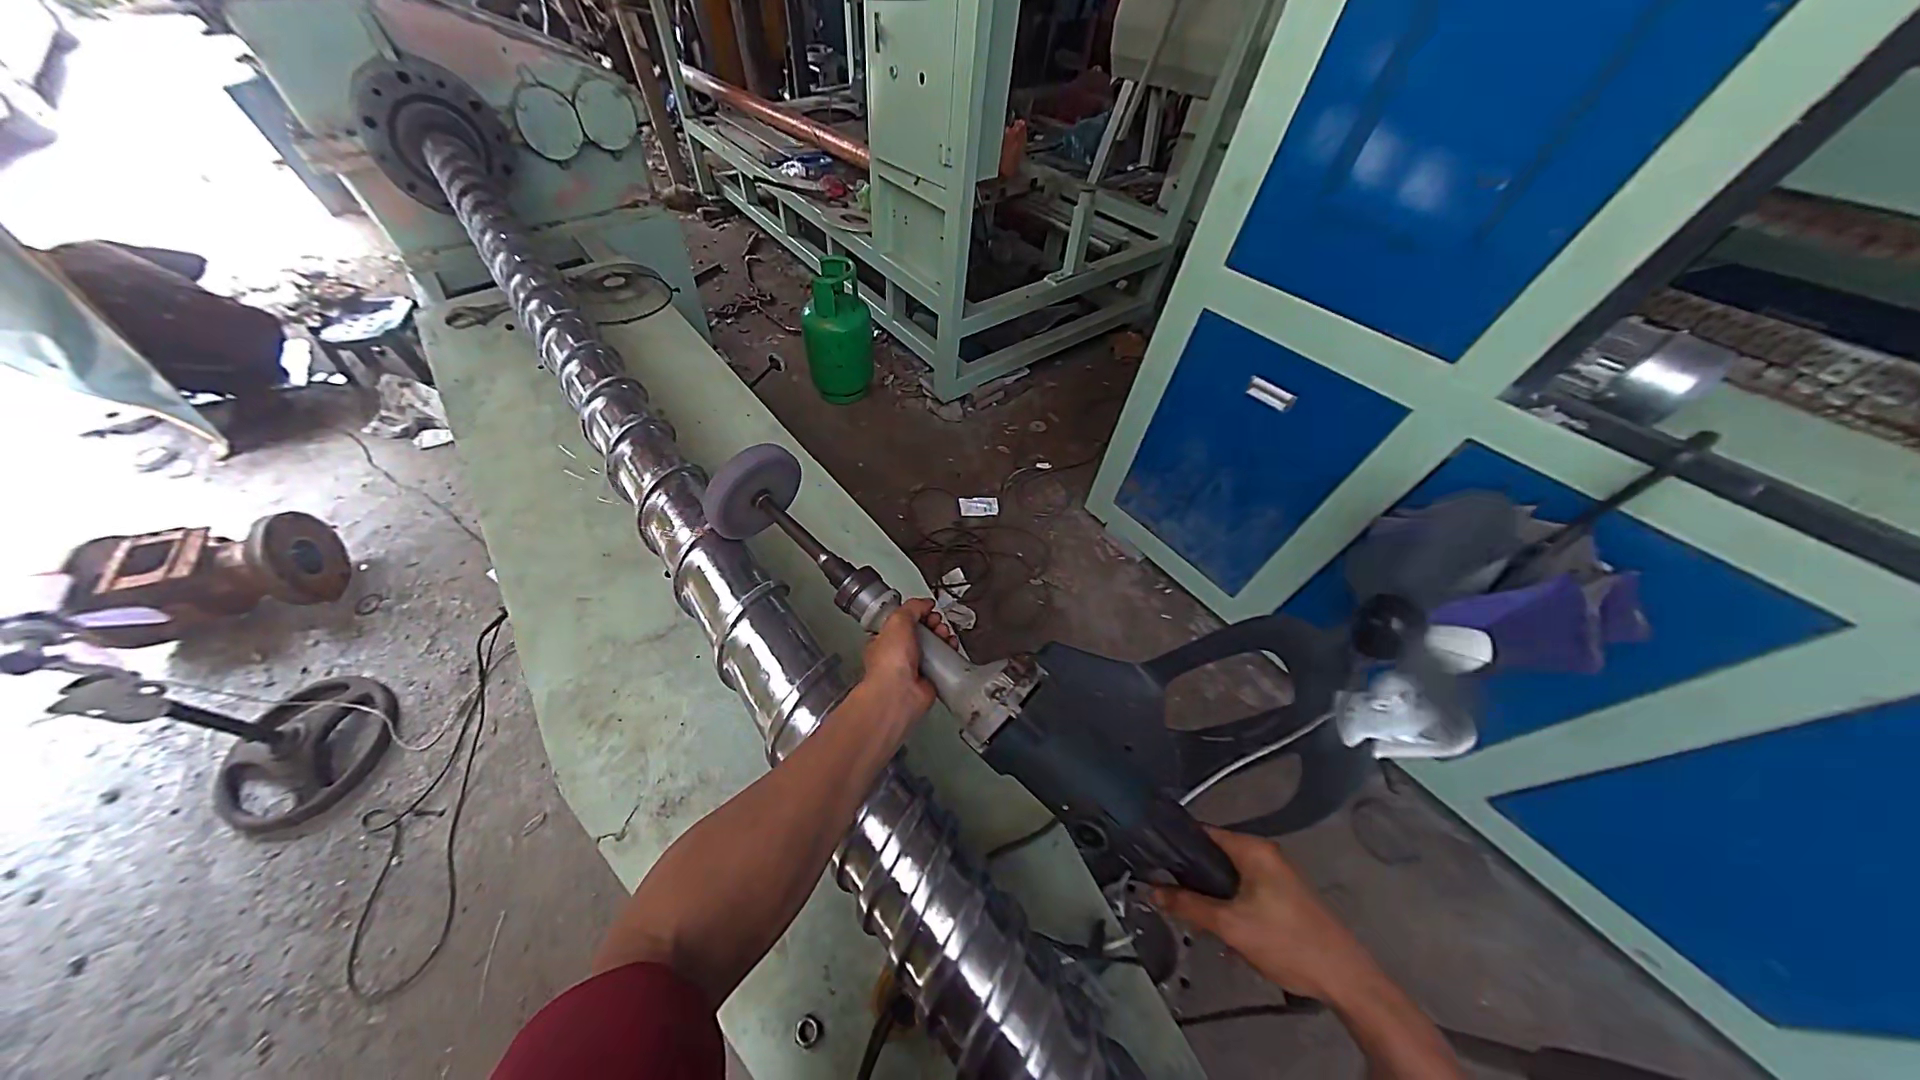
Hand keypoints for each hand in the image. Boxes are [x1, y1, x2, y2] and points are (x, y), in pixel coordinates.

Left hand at [858, 597, 956, 720]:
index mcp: (885, 639)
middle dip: (933, 623)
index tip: (926, 609)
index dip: (917, 612)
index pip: (904, 620)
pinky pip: (943, 662)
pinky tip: (951, 647)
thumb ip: (912, 608)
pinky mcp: (930, 679)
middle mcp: (898, 653)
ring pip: (934, 645)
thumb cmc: (889, 662)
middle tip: (936, 622)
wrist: (899, 692)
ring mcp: (914, 666)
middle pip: (922, 631)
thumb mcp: (897, 620)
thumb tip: (925, 603)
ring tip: (944, 633)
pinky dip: (949, 653)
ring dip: (942, 636)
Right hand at [1151, 827, 1380, 1001]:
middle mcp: (1265, 853)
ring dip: (1213, 896)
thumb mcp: (1230, 926)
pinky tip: (1226, 929)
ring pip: (1229, 876)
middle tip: (1175, 899)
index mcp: (1253, 848)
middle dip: (1195, 879)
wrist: (1345, 980)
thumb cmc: (1288, 943)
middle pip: (1214, 855)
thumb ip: (1188, 905)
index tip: (1153, 863)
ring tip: (1199, 917)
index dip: (1175, 846)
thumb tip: (1153, 891)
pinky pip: (1245, 889)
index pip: (1202, 832)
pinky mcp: (1283, 895)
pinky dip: (1232, 904)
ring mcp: (1277, 874)